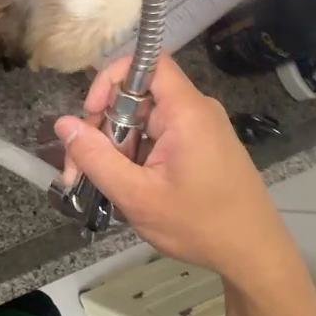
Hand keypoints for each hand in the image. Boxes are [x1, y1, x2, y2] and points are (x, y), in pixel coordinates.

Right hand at [56, 55, 298, 285]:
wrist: (253, 253)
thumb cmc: (198, 224)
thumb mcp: (137, 195)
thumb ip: (96, 158)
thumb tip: (62, 124)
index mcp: (186, 112)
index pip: (147, 63)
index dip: (111, 78)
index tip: (91, 113)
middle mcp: (195, 111)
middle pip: (136, 98)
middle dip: (103, 128)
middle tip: (81, 169)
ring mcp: (199, 130)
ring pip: (143, 122)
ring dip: (117, 148)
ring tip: (104, 186)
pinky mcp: (200, 147)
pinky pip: (158, 138)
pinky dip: (136, 157)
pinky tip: (128, 187)